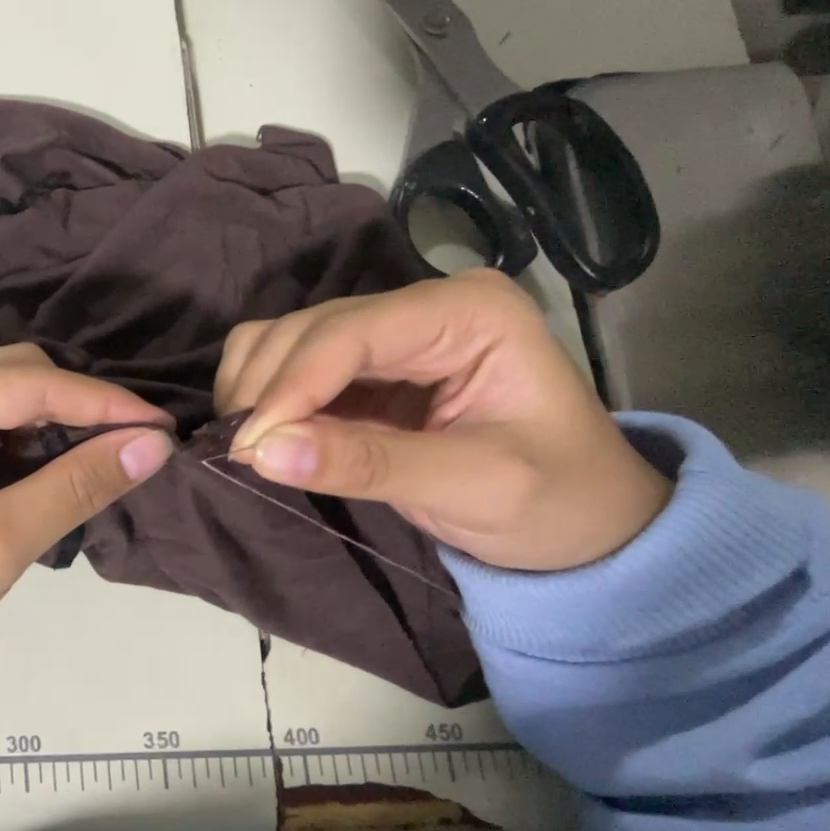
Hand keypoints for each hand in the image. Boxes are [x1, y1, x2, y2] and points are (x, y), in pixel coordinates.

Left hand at [0, 344, 174, 636]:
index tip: (161, 426)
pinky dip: (21, 433)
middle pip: (15, 372)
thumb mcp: (0, 538)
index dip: (101, 402)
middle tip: (131, 445)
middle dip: (76, 406)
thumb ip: (77, 485)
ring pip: (1, 389)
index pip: (28, 382)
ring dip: (50, 418)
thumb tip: (154, 445)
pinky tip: (47, 463)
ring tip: (94, 457)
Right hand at [214, 269, 670, 570]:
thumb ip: (368, 465)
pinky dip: (259, 397)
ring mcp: (385, 330)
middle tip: (244, 457)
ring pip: (280, 338)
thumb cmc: (555, 502)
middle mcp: (419, 305)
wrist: (585, 525)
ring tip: (252, 450)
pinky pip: (281, 364)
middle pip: (304, 329)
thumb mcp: (475, 488)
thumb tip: (261, 452)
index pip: (350, 333)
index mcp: (468, 313)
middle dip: (264, 391)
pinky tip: (264, 437)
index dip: (290, 385)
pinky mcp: (358, 364)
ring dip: (251, 390)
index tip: (249, 447)